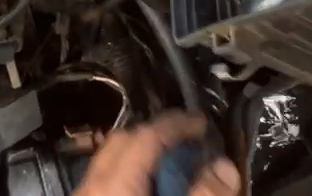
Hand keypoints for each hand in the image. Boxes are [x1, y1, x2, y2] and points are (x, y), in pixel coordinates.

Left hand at [72, 113, 238, 195]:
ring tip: (178, 172)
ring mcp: (86, 195)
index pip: (146, 134)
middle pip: (125, 142)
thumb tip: (226, 166)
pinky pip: (108, 183)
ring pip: (114, 163)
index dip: (177, 123)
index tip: (202, 123)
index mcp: (113, 182)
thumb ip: (203, 195)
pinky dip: (134, 179)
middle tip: (193, 146)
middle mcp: (92, 184)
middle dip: (160, 138)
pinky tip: (155, 189)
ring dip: (147, 160)